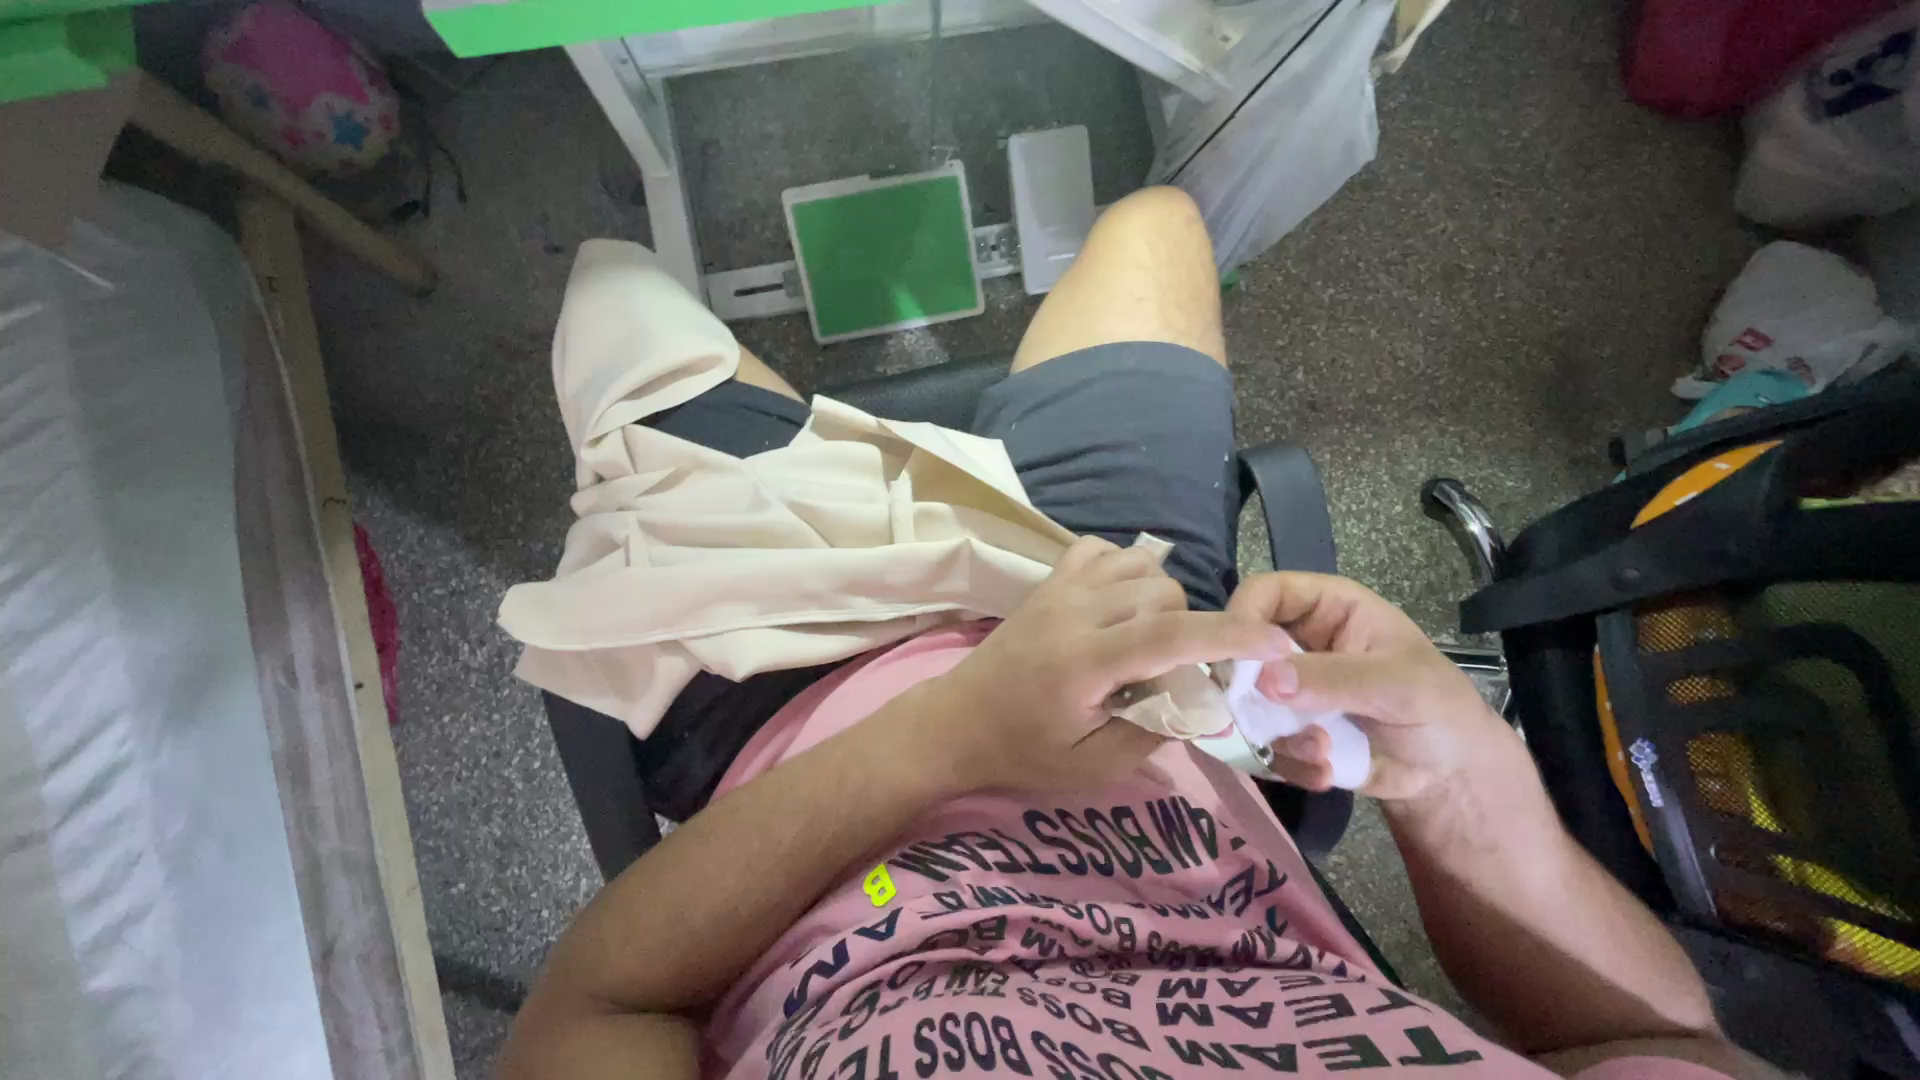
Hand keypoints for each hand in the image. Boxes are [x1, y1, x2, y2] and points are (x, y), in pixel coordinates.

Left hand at [924, 536, 1293, 792]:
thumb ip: (1154, 730)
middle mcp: (1075, 612)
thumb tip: (1201, 697)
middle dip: (1187, 630)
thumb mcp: (1093, 766)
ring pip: (1140, 565)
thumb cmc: (1023, 752)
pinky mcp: (1048, 581)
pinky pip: (1101, 550)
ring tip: (1145, 639)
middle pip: (1163, 594)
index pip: (1170, 635)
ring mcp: (1058, 589)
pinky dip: (1124, 568)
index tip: (1276, 644)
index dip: (1230, 636)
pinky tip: (1118, 603)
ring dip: (1161, 599)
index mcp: (1085, 662)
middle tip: (1168, 673)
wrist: (957, 721)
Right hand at [1225, 572, 1520, 801]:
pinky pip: (1260, 740)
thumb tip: (1266, 681)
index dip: (1244, 618)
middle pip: (1238, 646)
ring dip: (1274, 732)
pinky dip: (1286, 760)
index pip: (1263, 592)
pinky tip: (1325, 771)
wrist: (1451, 775)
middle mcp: (1296, 642)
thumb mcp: (1399, 686)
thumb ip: (1335, 677)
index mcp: (1326, 607)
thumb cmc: (1439, 708)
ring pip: (1243, 699)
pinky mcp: (1283, 729)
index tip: (1239, 660)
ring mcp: (1286, 688)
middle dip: (1249, 688)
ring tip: (1322, 752)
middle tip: (1267, 718)